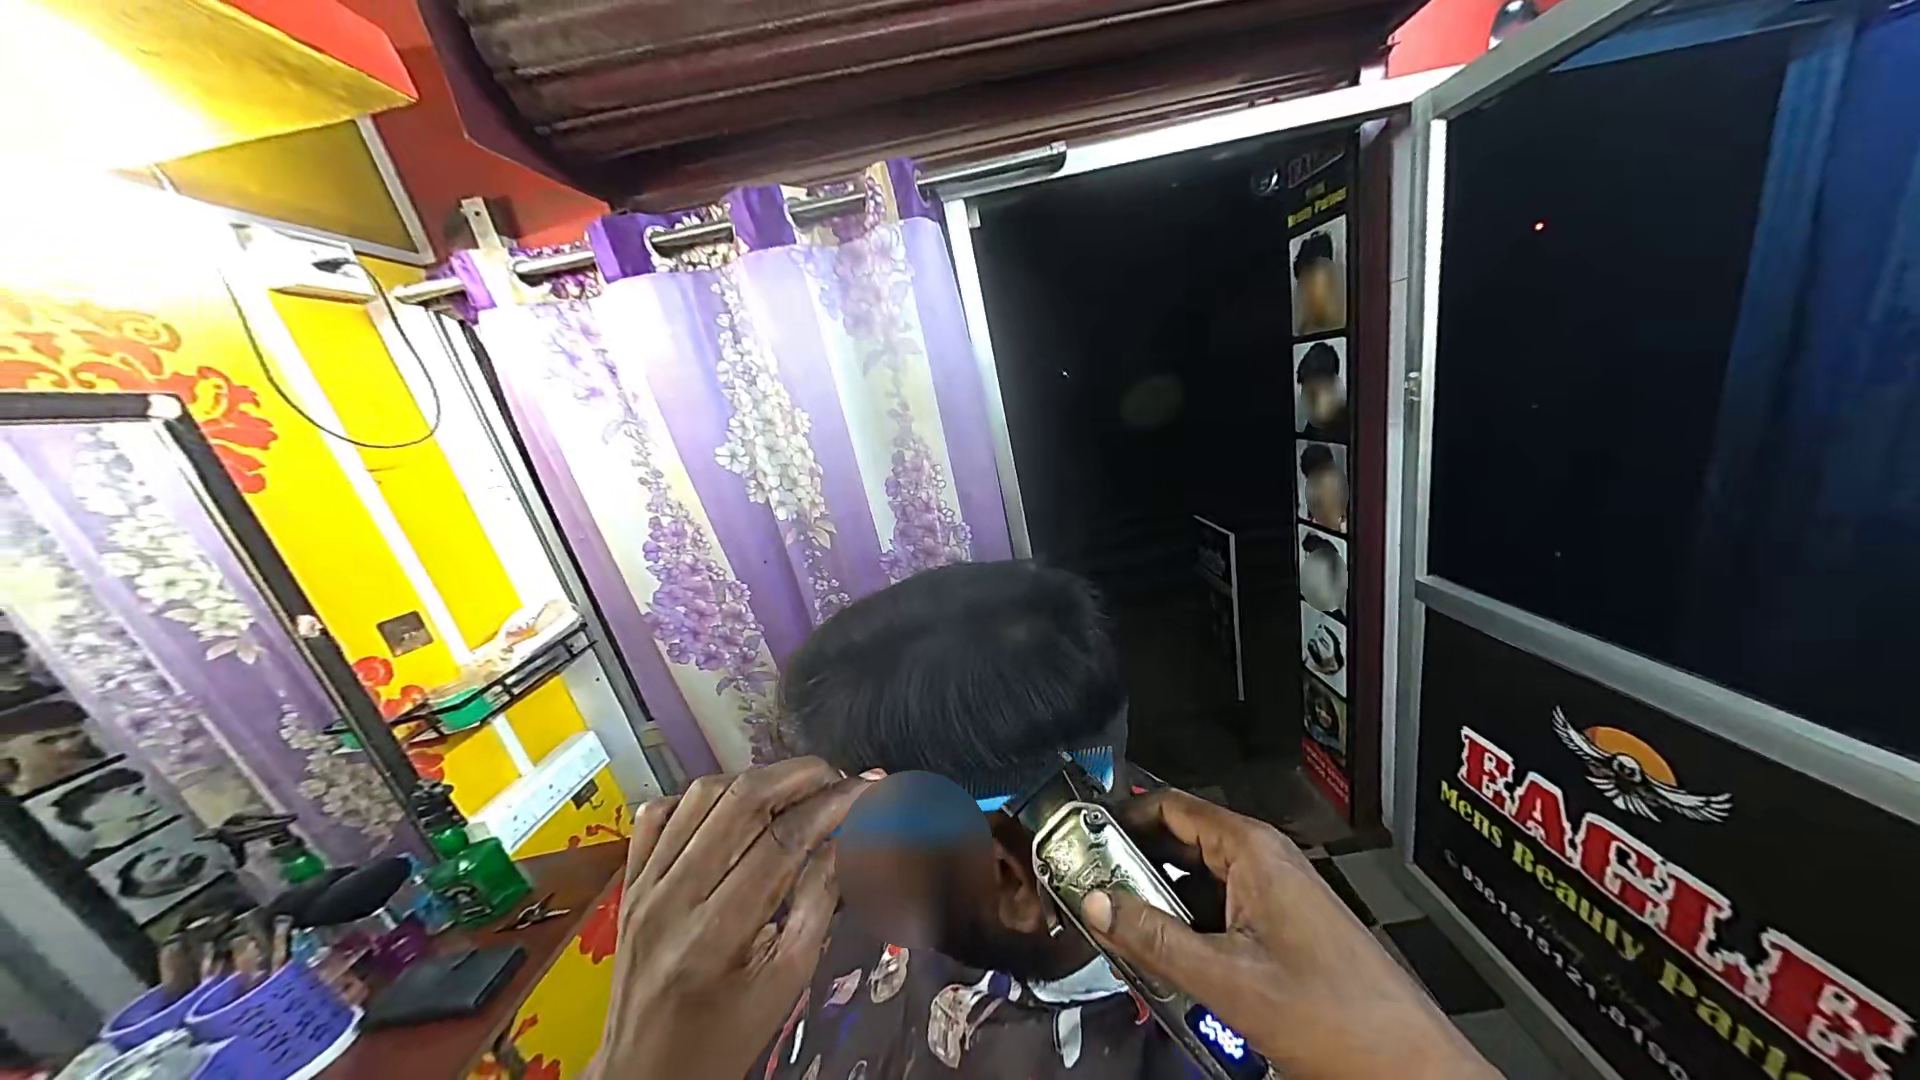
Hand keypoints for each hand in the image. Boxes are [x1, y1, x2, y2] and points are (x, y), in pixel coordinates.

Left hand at [588, 758, 870, 1079]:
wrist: (642, 1075)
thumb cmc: (722, 1038)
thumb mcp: (786, 981)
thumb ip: (819, 902)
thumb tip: (844, 835)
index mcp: (714, 935)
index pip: (783, 840)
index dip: (833, 804)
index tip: (866, 785)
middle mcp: (672, 898)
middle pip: (742, 800)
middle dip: (800, 775)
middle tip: (835, 778)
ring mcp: (644, 883)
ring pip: (704, 793)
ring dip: (757, 778)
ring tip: (792, 790)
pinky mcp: (630, 879)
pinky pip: (661, 811)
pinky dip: (701, 795)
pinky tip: (731, 807)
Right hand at [1078, 789, 1496, 1079]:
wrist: (1419, 1078)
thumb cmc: (1331, 1018)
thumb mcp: (1228, 982)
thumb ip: (1155, 940)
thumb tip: (1093, 903)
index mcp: (1251, 848)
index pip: (1169, 807)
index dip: (1123, 818)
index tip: (1083, 841)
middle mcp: (1262, 857)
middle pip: (1180, 842)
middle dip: (1135, 866)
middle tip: (1094, 893)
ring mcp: (1274, 891)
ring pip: (1198, 880)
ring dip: (1160, 902)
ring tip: (1121, 929)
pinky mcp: (1282, 924)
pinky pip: (1220, 909)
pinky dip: (1188, 926)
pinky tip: (1167, 959)